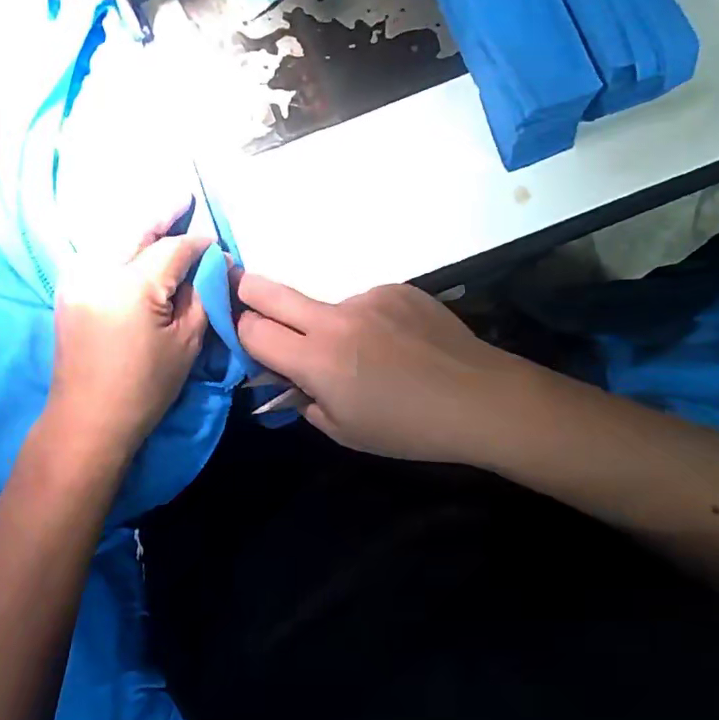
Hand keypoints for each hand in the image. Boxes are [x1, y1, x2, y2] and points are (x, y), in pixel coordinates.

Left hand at [44, 207, 212, 457]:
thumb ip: (201, 296)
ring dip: (138, 224)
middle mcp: (98, 271)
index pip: (173, 249)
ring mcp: (76, 277)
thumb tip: (212, 266)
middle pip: (136, 228)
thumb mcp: (187, 342)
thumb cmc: (146, 387)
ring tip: (163, 215)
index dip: (199, 245)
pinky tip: (134, 242)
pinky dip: (118, 241)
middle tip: (184, 197)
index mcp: (133, 286)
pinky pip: (96, 251)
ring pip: (111, 235)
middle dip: (163, 213)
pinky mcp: (67, 288)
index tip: (218, 247)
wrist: (87, 418)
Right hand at [234, 273, 528, 463]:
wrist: (480, 399)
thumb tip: (285, 377)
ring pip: (326, 305)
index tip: (241, 337)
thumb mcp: (344, 431)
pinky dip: (369, 322)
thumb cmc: (408, 428)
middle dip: (246, 291)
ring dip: (328, 325)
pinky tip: (398, 346)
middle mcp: (334, 318)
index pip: (251, 330)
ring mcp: (368, 297)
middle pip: (269, 290)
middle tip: (240, 294)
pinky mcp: (397, 288)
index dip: (239, 332)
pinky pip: (366, 304)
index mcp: (317, 360)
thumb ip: (303, 399)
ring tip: (370, 356)